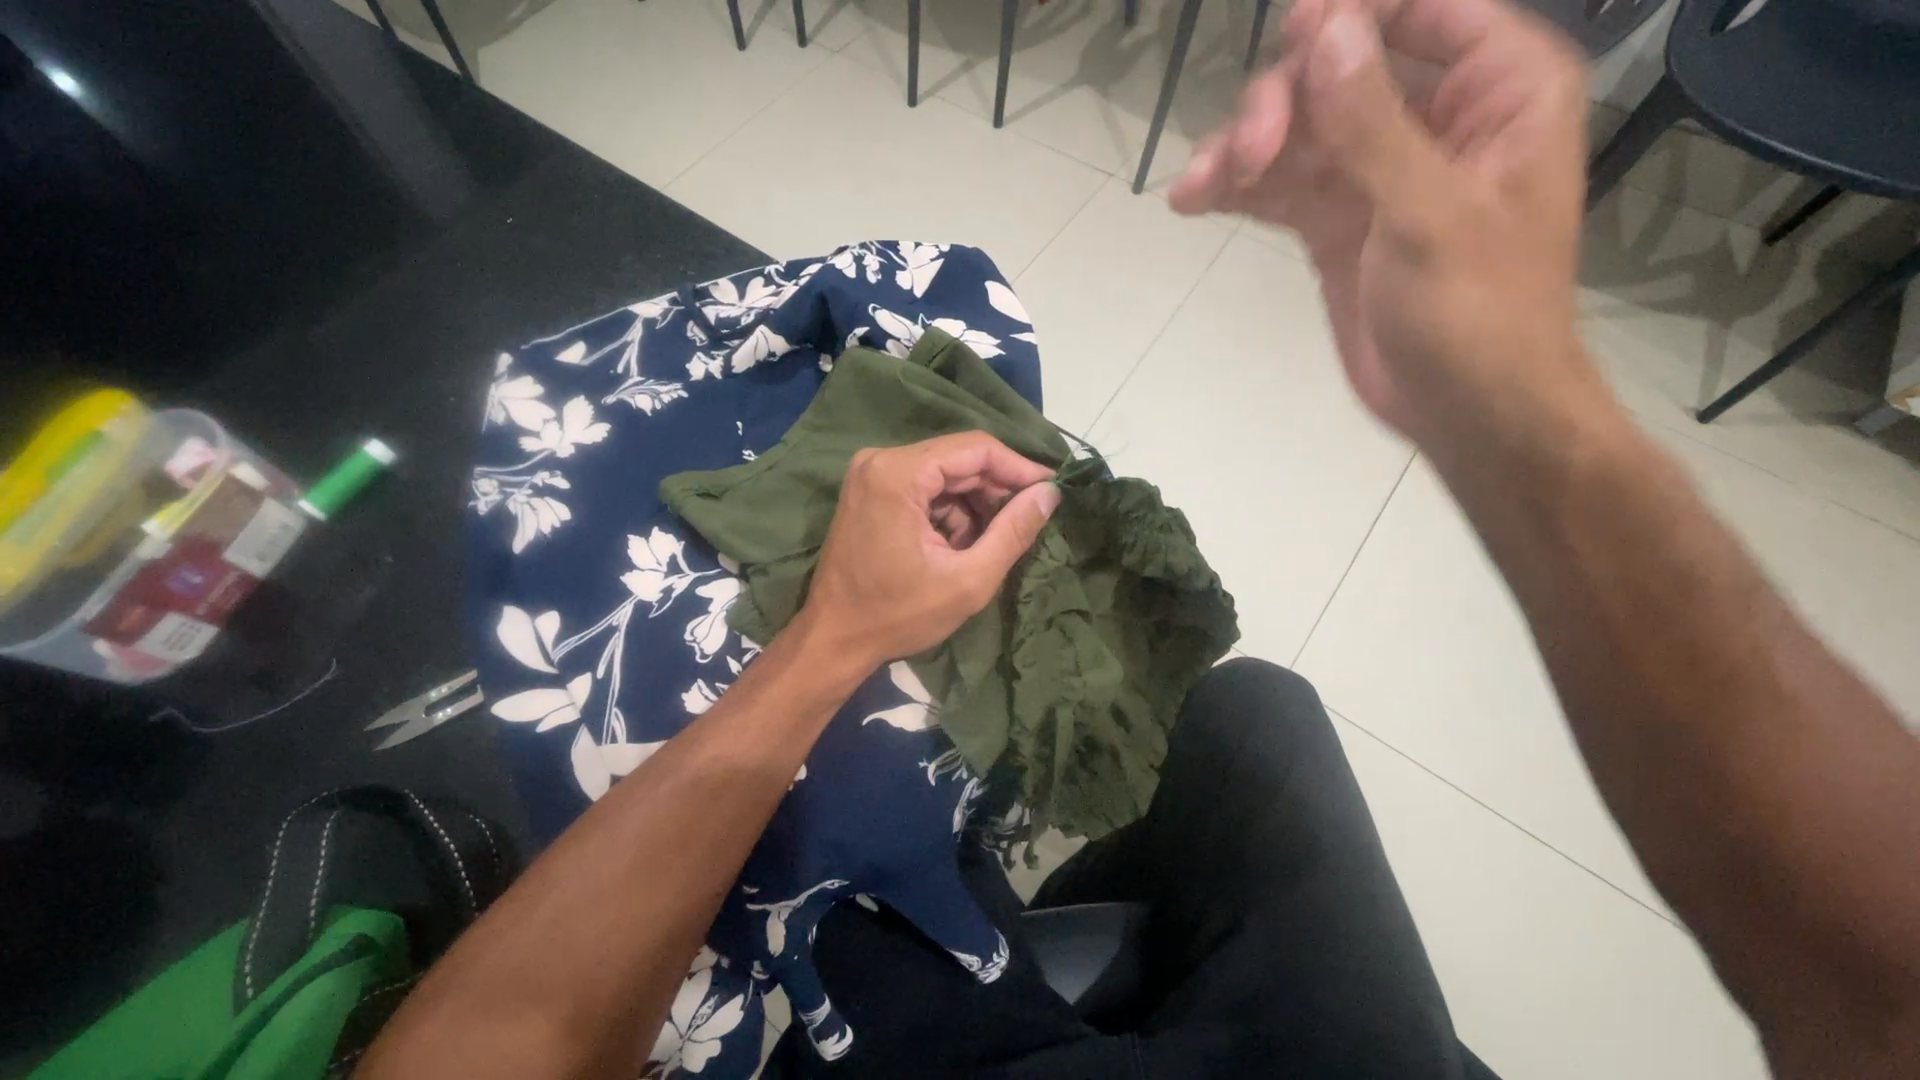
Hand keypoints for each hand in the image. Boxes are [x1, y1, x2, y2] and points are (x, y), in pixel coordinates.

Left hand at [800, 433, 1060, 669]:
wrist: (833, 639)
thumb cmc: (898, 615)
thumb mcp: (968, 580)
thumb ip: (1013, 532)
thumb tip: (1051, 494)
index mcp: (898, 473)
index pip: (975, 449)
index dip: (1019, 467)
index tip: (1054, 488)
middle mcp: (880, 460)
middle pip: (959, 458)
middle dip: (998, 487)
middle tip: (1031, 517)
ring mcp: (872, 474)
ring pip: (944, 473)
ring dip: (975, 503)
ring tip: (997, 540)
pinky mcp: (870, 491)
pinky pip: (924, 487)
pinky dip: (951, 510)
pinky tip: (966, 543)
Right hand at [1170, 0, 1598, 454]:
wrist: (1463, 410)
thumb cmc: (1477, 313)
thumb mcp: (1428, 212)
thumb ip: (1372, 121)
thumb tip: (1324, 28)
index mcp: (1498, 91)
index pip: (1422, 11)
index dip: (1350, 16)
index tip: (1289, 37)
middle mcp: (1435, 117)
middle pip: (1338, 70)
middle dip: (1281, 105)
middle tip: (1245, 157)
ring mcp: (1377, 172)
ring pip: (1297, 128)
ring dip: (1242, 150)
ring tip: (1197, 189)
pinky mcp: (1335, 222)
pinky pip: (1279, 185)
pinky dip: (1235, 189)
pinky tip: (1192, 202)